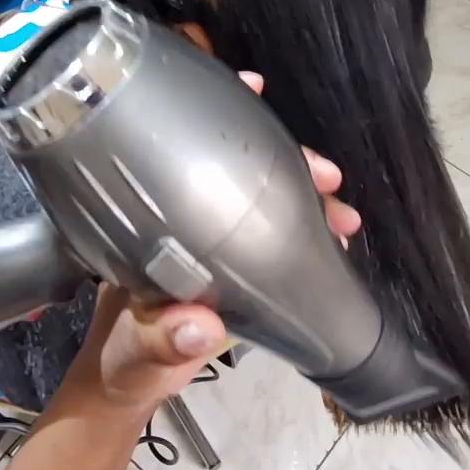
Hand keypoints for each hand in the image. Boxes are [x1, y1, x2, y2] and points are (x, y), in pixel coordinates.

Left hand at [58, 71, 359, 415]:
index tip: (252, 87)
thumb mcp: (137, 351)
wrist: (129, 382)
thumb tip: (200, 328)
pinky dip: (305, 225)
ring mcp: (209, 238)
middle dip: (287, 161)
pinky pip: (272, 231)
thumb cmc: (124, 359)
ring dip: (307, 196)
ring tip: (345, 215)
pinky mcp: (232, 263)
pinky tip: (335, 232)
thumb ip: (163, 340)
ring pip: (263, 197)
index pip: (181, 149)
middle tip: (329, 177)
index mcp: (150, 221)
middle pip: (237, 168)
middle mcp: (181, 217)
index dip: (215, 111)